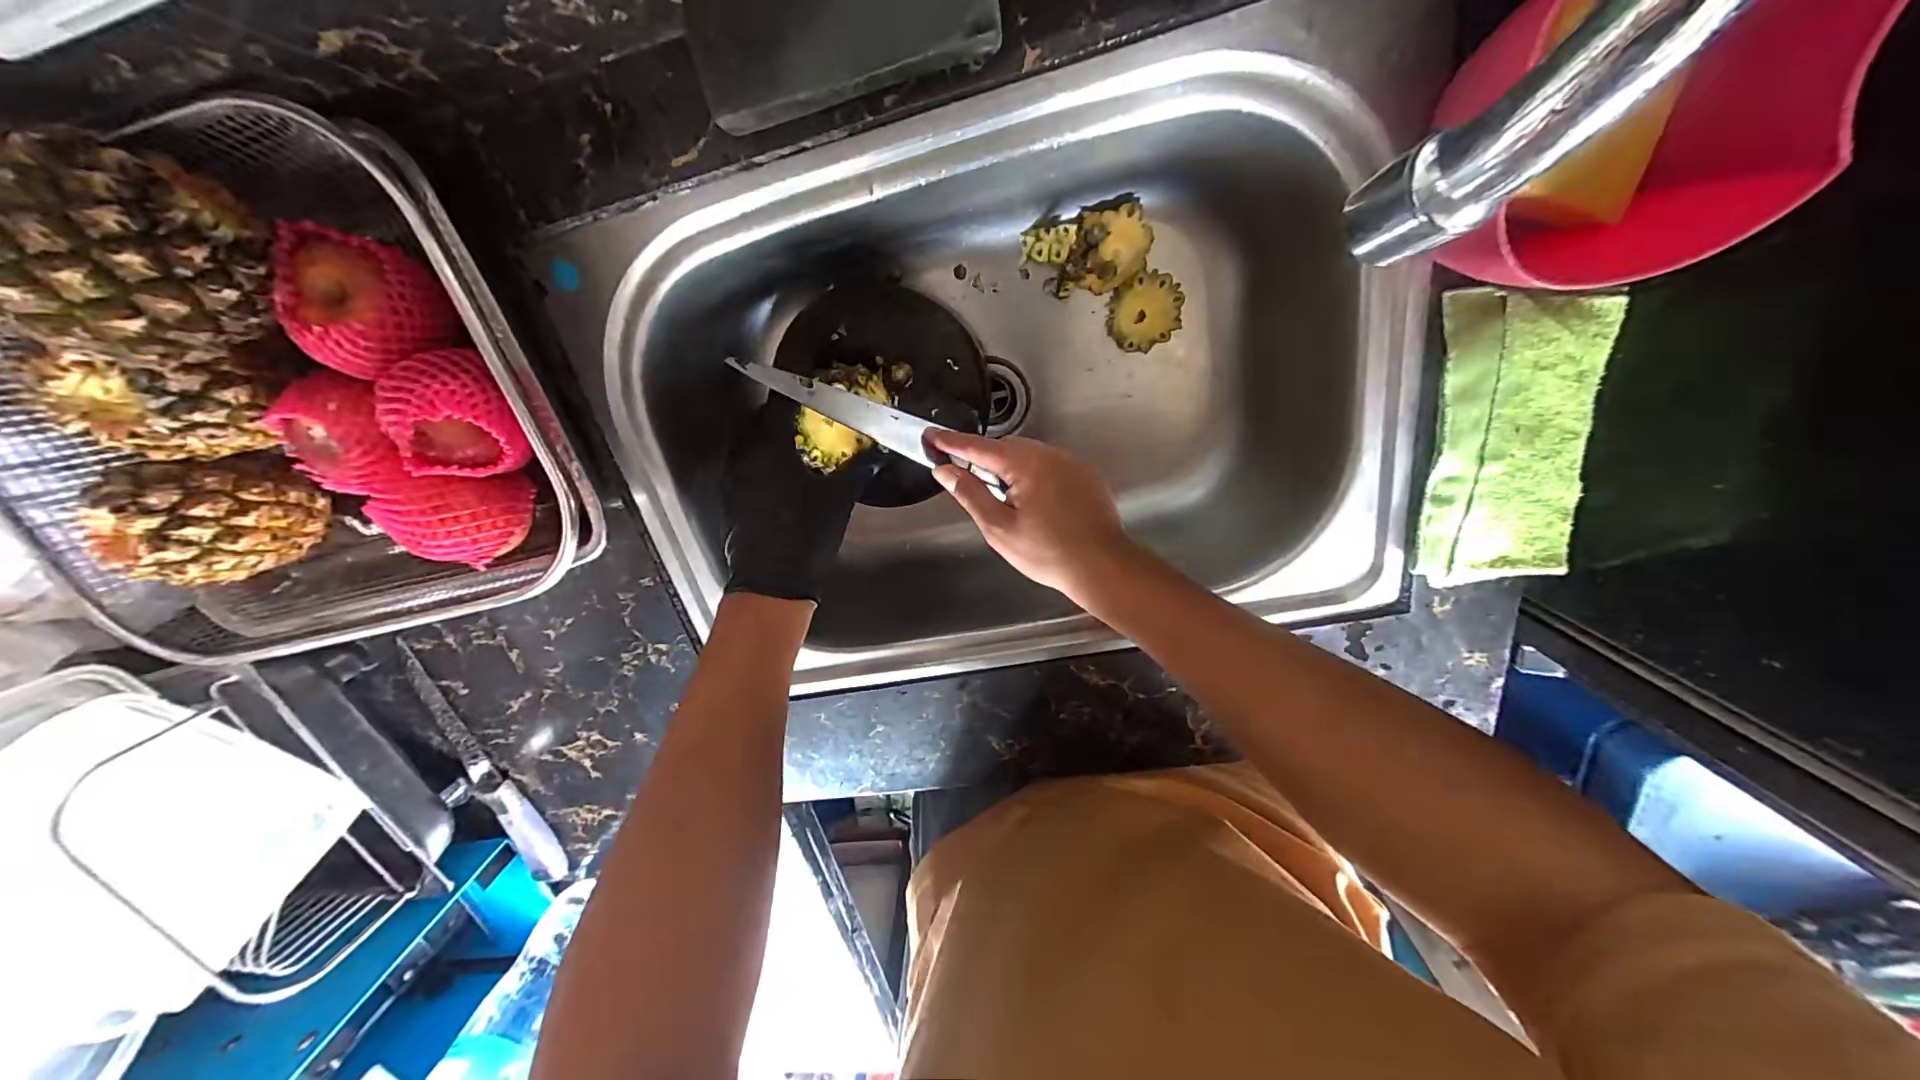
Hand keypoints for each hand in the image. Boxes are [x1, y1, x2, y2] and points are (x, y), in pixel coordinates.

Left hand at [722, 400, 879, 600]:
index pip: (782, 400)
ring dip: (777, 434)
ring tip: (803, 441)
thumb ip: (856, 468)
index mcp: (770, 446)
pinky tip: (788, 470)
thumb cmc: (806, 536)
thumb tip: (874, 451)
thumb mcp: (838, 499)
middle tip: (815, 413)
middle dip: (789, 411)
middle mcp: (745, 454)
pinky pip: (749, 462)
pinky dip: (767, 457)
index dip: (800, 388)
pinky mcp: (732, 494)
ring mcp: (734, 475)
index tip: (816, 385)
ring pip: (754, 440)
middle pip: (765, 417)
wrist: (772, 581)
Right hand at [926, 429, 1136, 598]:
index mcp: (1025, 463)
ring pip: (1028, 455)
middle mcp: (1050, 455)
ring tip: (997, 495)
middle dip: (981, 457)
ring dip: (1007, 467)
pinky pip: (1049, 466)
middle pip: (1004, 447)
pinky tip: (1029, 501)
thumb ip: (969, 494)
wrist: (1102, 565)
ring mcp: (1070, 464)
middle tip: (960, 471)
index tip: (932, 437)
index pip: (978, 446)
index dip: (950, 442)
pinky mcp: (1084, 476)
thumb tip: (946, 472)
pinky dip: (1031, 475)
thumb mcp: (999, 527)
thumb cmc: (1051, 553)